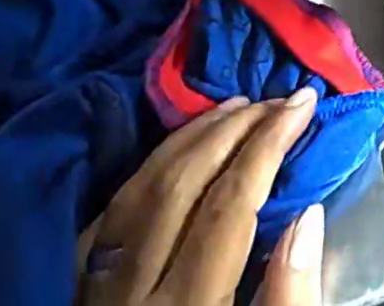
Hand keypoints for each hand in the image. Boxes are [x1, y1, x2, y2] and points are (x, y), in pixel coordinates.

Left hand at [77, 90, 322, 305]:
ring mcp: (94, 286)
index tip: (304, 104)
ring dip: (196, 133)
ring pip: (144, 184)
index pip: (229, 204)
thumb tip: (309, 215)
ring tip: (239, 105)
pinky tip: (182, 146)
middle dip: (238, 127)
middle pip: (184, 182)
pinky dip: (154, 163)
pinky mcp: (73, 284)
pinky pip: (113, 205)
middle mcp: (130, 293)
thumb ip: (288, 300)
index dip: (270, 143)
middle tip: (278, 98)